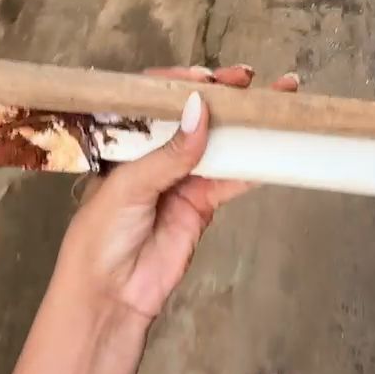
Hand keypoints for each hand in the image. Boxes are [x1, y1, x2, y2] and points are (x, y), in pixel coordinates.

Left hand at [52, 64, 298, 323]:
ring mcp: (182, 177)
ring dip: (245, 123)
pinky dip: (254, 163)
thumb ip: (168, 152)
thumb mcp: (127, 187)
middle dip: (221, 94)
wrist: (111, 297)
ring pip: (219, 142)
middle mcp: (156, 154)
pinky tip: (275, 146)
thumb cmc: (99, 236)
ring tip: (275, 101)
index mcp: (126, 142)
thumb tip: (200, 109)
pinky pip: (232, 177)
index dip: (180, 84)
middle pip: (193, 115)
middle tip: (247, 78)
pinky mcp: (203, 203)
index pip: (154, 101)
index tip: (206, 77)